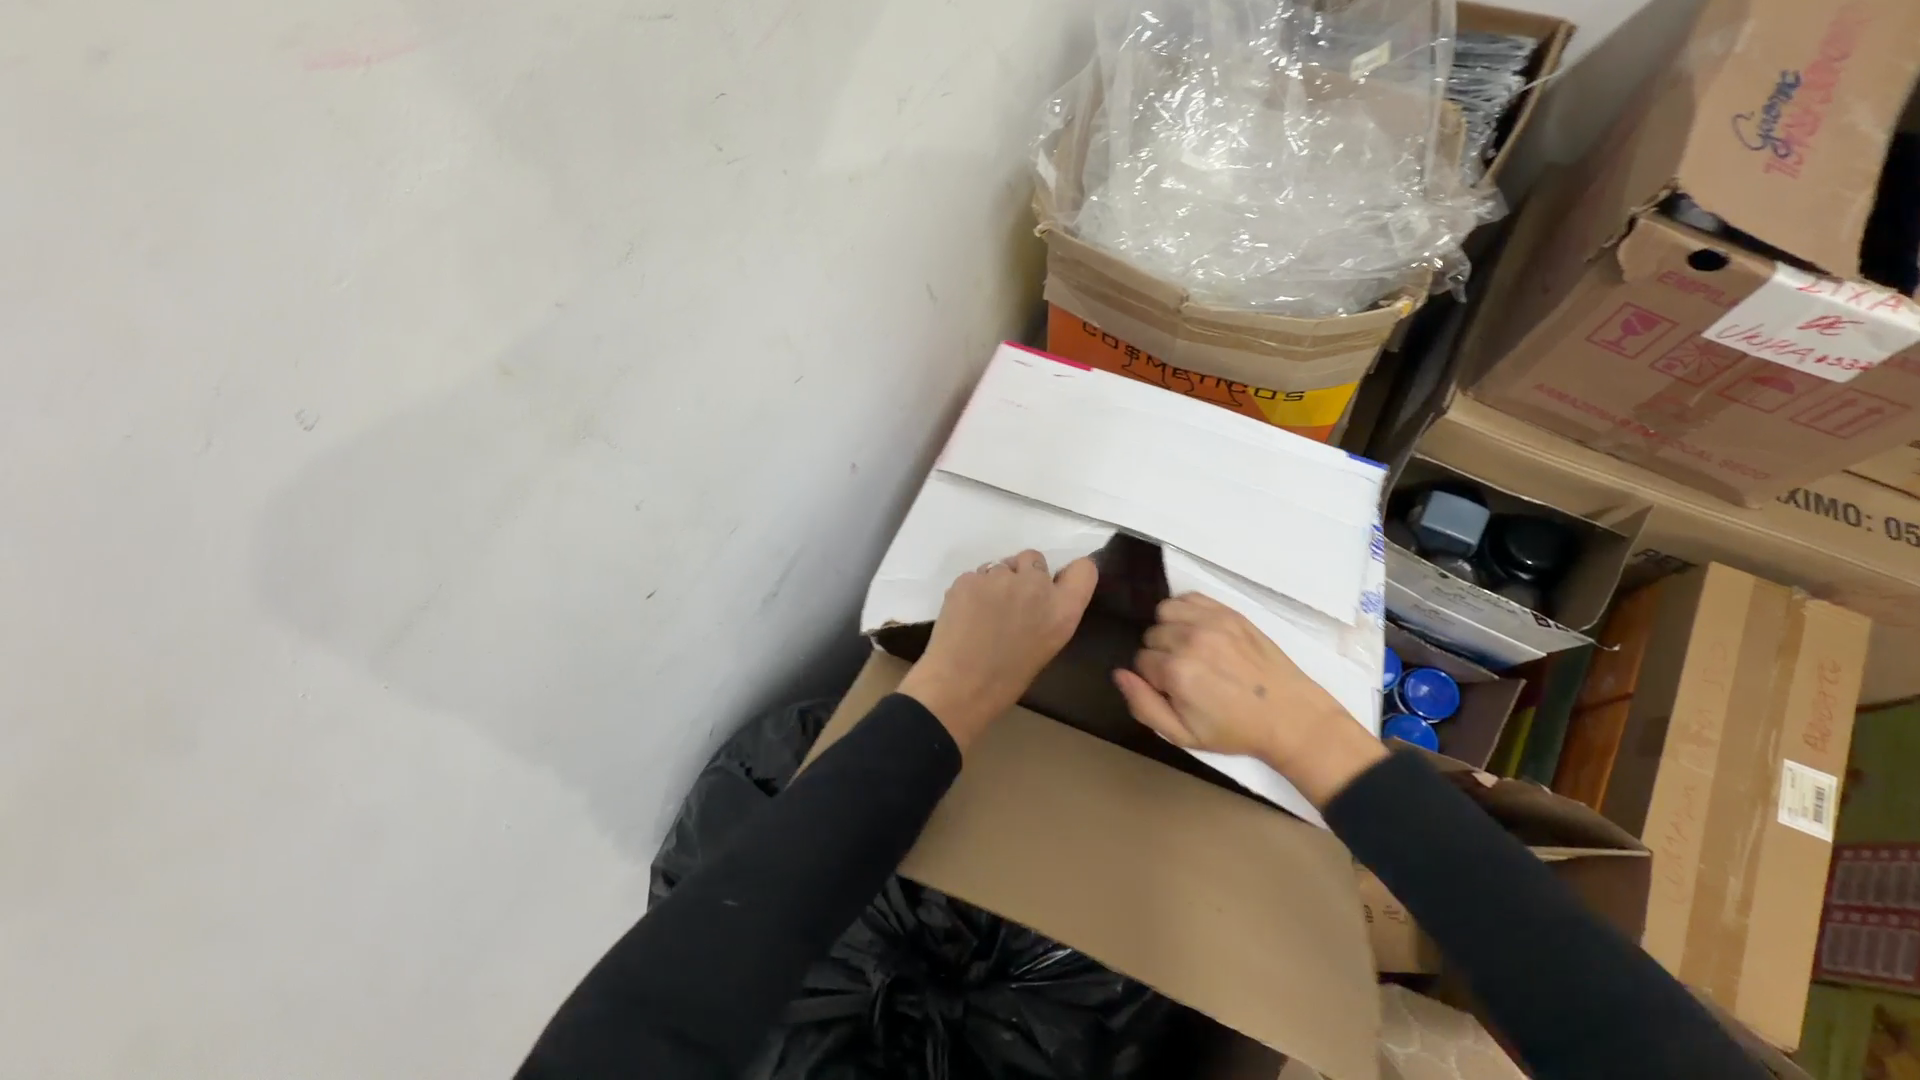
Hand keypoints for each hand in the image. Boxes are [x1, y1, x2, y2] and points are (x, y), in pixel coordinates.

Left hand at [898, 550, 1098, 751]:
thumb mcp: (1047, 646)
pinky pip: (976, 575)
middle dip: (1024, 574)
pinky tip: (965, 614)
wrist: (959, 686)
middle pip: (1035, 558)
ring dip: (996, 582)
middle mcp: (1037, 585)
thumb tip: (1037, 597)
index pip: (1084, 568)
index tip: (1055, 583)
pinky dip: (972, 590)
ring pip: (1001, 565)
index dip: (1069, 573)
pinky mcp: (970, 577)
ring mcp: (1001, 577)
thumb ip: (1050, 613)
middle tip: (1010, 603)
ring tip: (983, 613)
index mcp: (1063, 610)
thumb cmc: (1007, 679)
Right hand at [1113, 592, 1386, 806]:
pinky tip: (1197, 631)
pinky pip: (1188, 597)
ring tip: (1189, 650)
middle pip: (1150, 636)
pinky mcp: (1229, 612)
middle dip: (1160, 655)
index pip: (1139, 662)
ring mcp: (1212, 622)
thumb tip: (1119, 674)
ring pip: (1164, 613)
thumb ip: (1143, 705)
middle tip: (1185, 675)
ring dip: (1169, 630)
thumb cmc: (1233, 730)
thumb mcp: (1182, 735)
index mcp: (1176, 672)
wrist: (1289, 716)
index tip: (1174, 691)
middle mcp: (1190, 640)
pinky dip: (1185, 611)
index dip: (1152, 679)